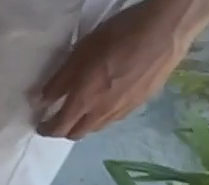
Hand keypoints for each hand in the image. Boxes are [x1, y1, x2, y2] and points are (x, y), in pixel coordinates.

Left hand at [34, 0, 208, 139]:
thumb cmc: (119, 36)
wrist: (169, 27)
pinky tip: (109, 100)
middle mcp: (102, 113)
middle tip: (61, 118)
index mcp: (84, 102)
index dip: (46, 129)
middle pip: (77, 134)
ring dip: (86, 124)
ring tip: (84, 109)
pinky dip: (106, 114)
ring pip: (97, 128)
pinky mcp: (143, 101)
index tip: (41, 124)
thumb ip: (58, 81)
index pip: (58, 129)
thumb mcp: (80, 53)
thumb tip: (40, 101)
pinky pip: (117, 116)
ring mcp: (124, 109)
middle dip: (65, 130)